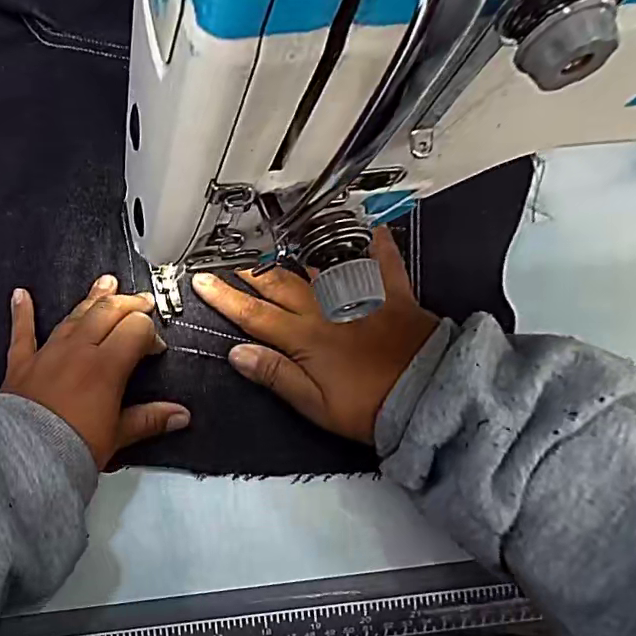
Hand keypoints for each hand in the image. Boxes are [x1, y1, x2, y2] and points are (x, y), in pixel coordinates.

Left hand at [2, 274, 190, 467]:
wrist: (25, 456)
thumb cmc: (70, 448)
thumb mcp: (118, 435)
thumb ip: (149, 420)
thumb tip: (179, 415)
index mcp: (105, 367)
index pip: (136, 330)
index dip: (150, 334)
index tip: (155, 349)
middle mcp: (77, 352)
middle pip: (108, 313)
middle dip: (128, 304)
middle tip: (142, 300)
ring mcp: (49, 354)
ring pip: (74, 317)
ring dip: (92, 299)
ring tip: (105, 283)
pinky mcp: (22, 364)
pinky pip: (22, 332)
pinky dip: (22, 313)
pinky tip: (21, 295)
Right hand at [192, 227, 437, 443]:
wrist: (431, 397)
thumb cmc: (373, 407)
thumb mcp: (315, 403)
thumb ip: (275, 375)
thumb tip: (238, 355)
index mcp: (305, 339)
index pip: (253, 315)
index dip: (225, 298)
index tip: (204, 282)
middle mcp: (328, 312)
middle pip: (279, 287)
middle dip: (250, 275)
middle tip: (231, 265)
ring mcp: (360, 300)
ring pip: (318, 270)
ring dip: (293, 258)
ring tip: (275, 248)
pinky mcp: (392, 297)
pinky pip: (381, 262)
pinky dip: (373, 243)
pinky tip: (367, 228)